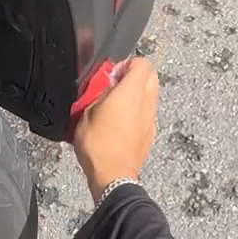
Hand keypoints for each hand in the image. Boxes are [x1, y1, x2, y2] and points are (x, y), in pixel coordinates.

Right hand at [71, 57, 158, 202]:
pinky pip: (148, 113)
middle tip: (115, 87)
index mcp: (131, 91)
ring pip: (151, 95)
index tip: (111, 75)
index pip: (141, 62)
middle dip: (135, 77)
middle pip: (151, 76)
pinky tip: (121, 123)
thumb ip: (98, 92)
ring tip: (116, 106)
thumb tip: (106, 86)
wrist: (113, 176)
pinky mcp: (151, 133)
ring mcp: (152, 119)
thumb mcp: (86, 112)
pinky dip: (138, 112)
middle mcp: (147, 102)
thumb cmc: (98, 145)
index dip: (126, 64)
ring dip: (137, 95)